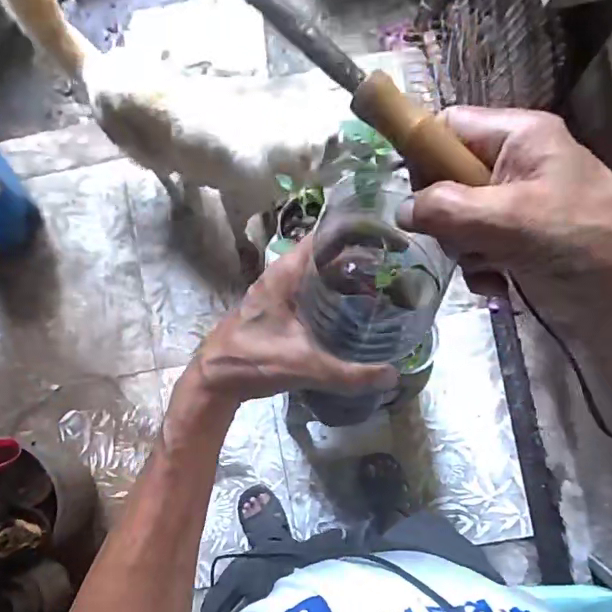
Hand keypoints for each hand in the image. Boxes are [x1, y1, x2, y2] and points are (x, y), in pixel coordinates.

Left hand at [182, 234, 397, 405]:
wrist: (213, 379)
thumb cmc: (252, 361)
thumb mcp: (305, 366)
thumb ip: (349, 374)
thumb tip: (393, 376)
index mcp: (287, 272)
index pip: (326, 235)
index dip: (358, 232)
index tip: (390, 239)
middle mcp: (283, 274)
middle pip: (327, 254)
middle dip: (361, 258)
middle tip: (398, 268)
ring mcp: (279, 291)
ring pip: (319, 274)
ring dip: (347, 277)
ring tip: (384, 286)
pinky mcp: (278, 309)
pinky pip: (312, 292)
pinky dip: (334, 295)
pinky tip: (354, 311)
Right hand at [397, 107, 611, 290]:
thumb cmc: (582, 245)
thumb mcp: (511, 219)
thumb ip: (447, 209)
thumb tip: (401, 210)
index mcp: (522, 137)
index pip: (450, 126)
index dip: (425, 155)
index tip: (415, 195)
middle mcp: (517, 165)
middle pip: (447, 178)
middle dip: (446, 216)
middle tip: (462, 239)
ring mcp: (517, 207)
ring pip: (456, 220)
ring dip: (463, 249)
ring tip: (491, 266)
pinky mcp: (518, 243)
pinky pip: (474, 248)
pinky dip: (480, 269)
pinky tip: (500, 285)